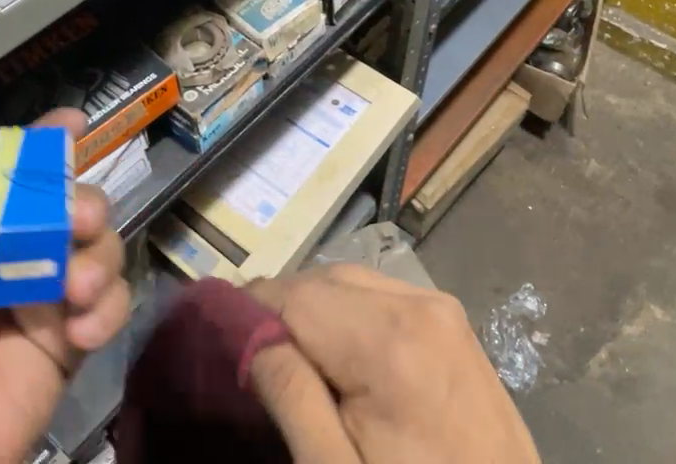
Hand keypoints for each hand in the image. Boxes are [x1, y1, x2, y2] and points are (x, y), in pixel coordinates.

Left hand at [0, 112, 129, 463]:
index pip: (5, 179)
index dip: (40, 146)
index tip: (72, 123)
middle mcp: (4, 262)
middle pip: (64, 207)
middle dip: (81, 201)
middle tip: (77, 219)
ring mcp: (40, 305)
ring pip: (98, 248)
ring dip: (100, 253)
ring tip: (78, 286)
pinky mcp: (67, 347)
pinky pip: (110, 308)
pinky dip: (110, 308)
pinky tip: (82, 330)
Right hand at [245, 264, 539, 463]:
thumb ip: (292, 396)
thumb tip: (250, 332)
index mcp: (390, 343)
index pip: (297, 295)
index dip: (252, 310)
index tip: (220, 336)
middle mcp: (421, 305)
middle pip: (325, 279)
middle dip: (283, 307)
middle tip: (251, 351)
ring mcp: (444, 309)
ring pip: (353, 280)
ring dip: (315, 306)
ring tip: (290, 353)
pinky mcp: (455, 323)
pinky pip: (384, 294)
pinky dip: (351, 309)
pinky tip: (339, 350)